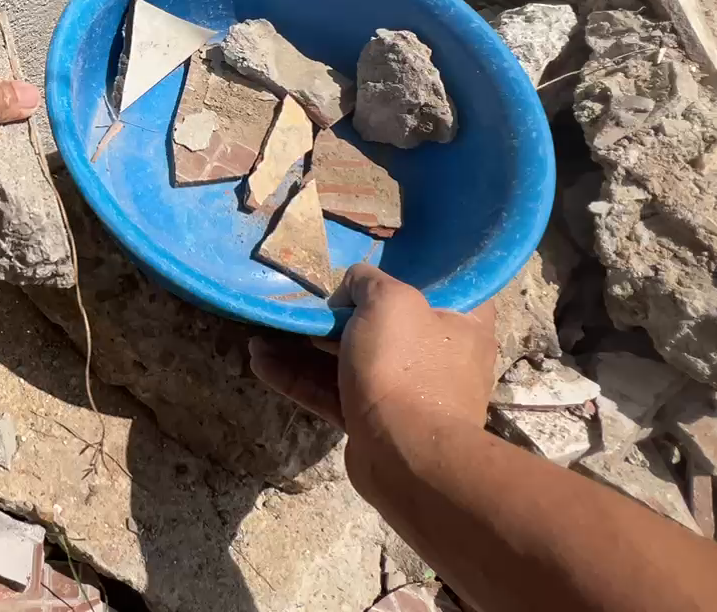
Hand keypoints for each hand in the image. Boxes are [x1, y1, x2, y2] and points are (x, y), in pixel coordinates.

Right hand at [248, 263, 496, 496]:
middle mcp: (434, 356)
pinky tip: (260, 363)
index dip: (405, 269)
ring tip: (258, 335)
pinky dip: (296, 376)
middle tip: (297, 297)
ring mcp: (402, 392)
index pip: (440, 286)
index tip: (366, 260)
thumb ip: (368, 280)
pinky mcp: (370, 420)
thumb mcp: (388, 300)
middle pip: (378, 322)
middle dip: (331, 311)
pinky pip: (329, 390)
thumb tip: (353, 284)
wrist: (405, 455)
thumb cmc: (404, 366)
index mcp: (458, 324)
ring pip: (344, 358)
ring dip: (300, 346)